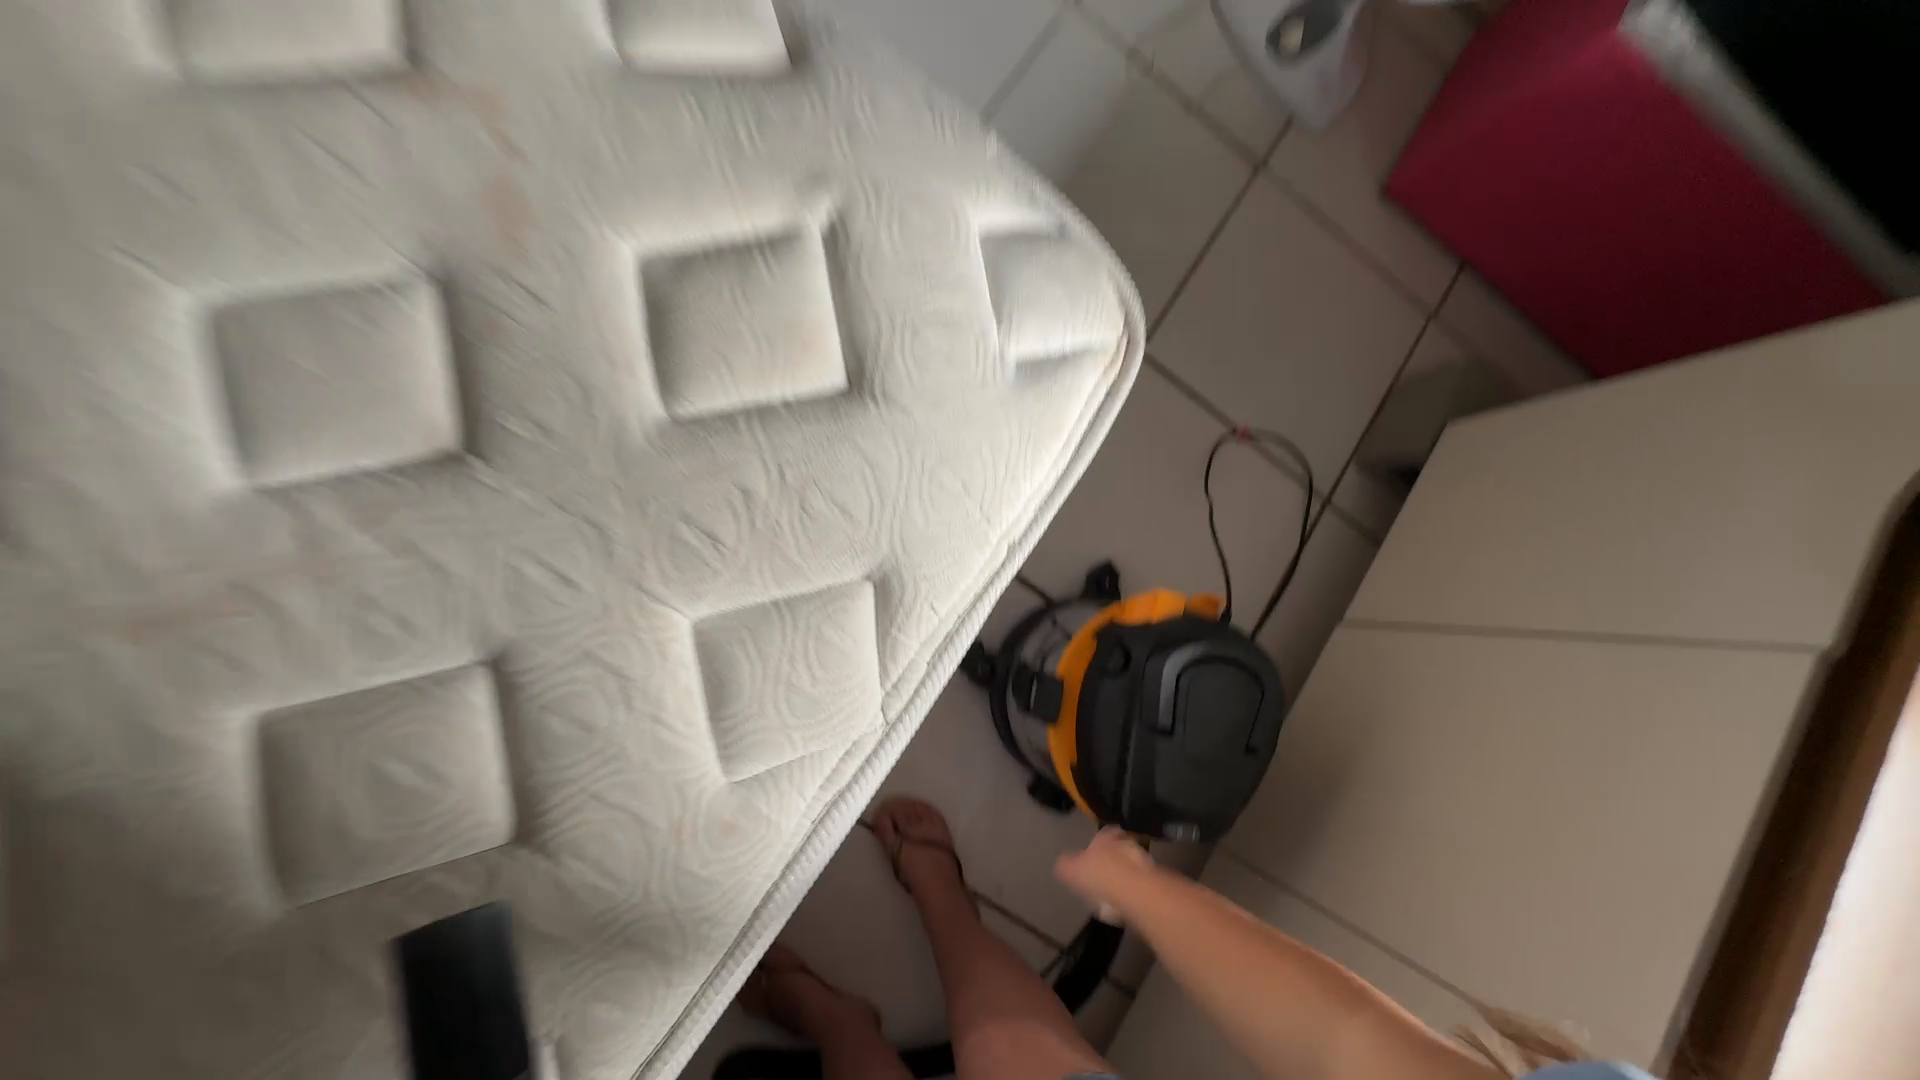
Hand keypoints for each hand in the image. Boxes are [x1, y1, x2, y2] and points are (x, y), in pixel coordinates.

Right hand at [1055, 827, 1156, 914]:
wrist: (1137, 893)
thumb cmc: (1100, 876)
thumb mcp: (1071, 871)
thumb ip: (1065, 866)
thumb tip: (1062, 865)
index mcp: (1105, 838)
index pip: (1103, 834)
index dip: (1098, 844)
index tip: (1092, 856)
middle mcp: (1127, 845)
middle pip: (1120, 849)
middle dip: (1114, 860)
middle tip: (1104, 876)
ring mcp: (1145, 863)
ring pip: (1133, 866)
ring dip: (1126, 877)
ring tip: (1115, 895)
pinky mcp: (1156, 883)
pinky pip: (1142, 886)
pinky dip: (1135, 893)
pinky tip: (1127, 906)